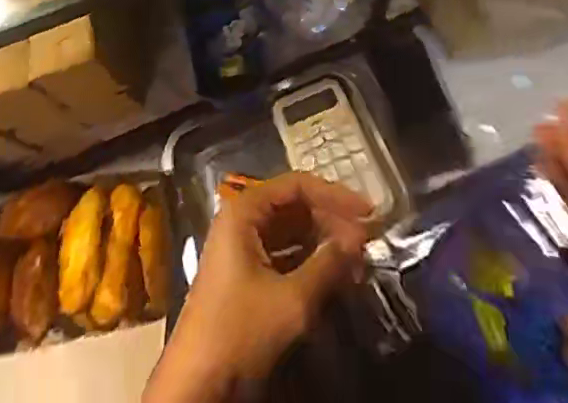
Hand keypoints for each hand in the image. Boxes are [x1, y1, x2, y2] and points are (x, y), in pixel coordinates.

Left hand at [144, 173, 370, 402]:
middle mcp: (241, 221)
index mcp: (244, 212)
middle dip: (333, 222)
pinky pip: (285, 256)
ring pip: (292, 233)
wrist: (198, 382)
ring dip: (326, 244)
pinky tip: (339, 277)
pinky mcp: (247, 275)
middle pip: (295, 206)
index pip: (296, 185)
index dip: (335, 195)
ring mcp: (242, 248)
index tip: (368, 212)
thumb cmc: (240, 330)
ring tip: (360, 261)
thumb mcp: (292, 299)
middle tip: (369, 240)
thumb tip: (359, 238)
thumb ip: (328, 264)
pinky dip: (312, 263)